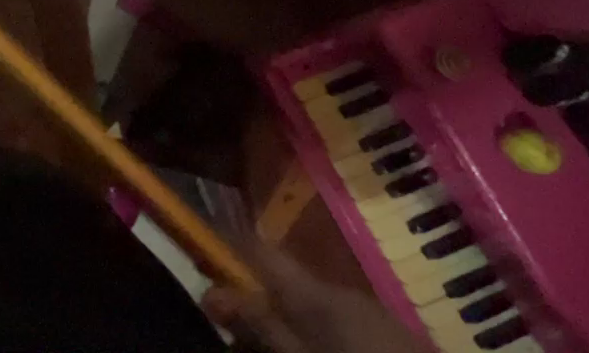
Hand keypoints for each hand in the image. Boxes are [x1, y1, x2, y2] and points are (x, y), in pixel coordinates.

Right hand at [202, 242, 427, 352]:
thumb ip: (259, 324)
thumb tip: (210, 290)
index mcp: (313, 290)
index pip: (255, 246)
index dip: (223, 246)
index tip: (197, 259)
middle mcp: (339, 289)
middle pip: (280, 278)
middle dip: (251, 295)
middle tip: (231, 327)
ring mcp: (370, 312)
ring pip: (309, 303)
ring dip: (283, 318)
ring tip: (269, 344)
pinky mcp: (392, 336)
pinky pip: (337, 323)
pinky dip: (314, 334)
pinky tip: (312, 349)